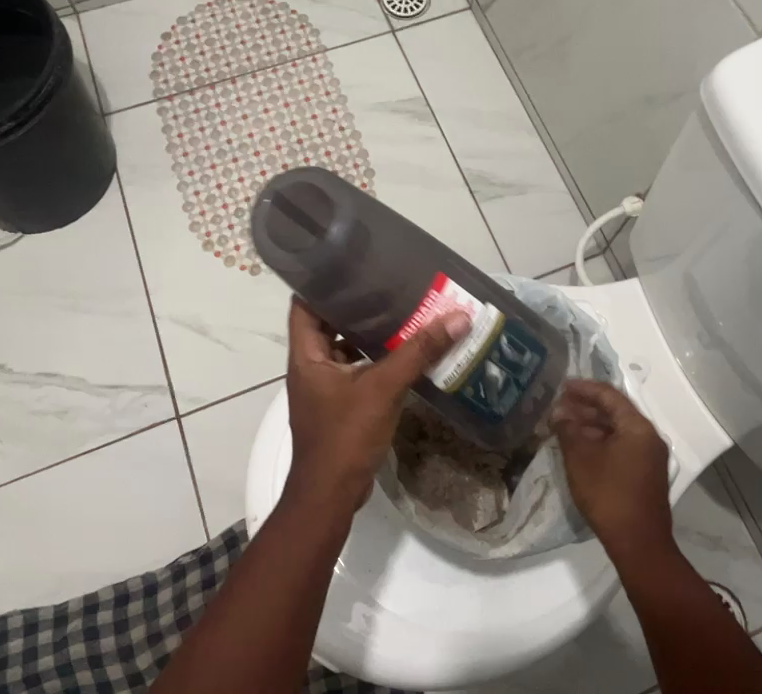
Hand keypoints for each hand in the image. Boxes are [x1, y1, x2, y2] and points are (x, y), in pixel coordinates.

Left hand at [283, 299, 468, 511]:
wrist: (330, 496)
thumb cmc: (345, 436)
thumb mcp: (383, 388)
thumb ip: (418, 352)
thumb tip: (458, 318)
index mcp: (306, 355)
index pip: (304, 304)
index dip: (322, 282)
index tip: (352, 265)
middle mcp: (309, 366)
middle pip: (327, 323)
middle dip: (357, 306)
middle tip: (388, 285)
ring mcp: (323, 388)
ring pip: (344, 349)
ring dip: (369, 334)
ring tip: (402, 313)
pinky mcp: (338, 406)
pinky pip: (356, 371)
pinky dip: (375, 360)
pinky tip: (404, 354)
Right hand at [552, 379, 672, 551]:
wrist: (639, 544)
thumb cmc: (608, 495)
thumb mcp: (581, 459)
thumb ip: (568, 429)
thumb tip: (559, 412)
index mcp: (638, 427)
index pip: (609, 395)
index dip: (584, 388)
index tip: (561, 386)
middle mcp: (649, 437)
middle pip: (616, 411)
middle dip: (586, 407)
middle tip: (559, 406)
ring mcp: (650, 457)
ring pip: (618, 430)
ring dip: (592, 425)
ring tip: (565, 426)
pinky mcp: (646, 474)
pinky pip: (622, 446)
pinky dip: (601, 441)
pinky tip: (581, 448)